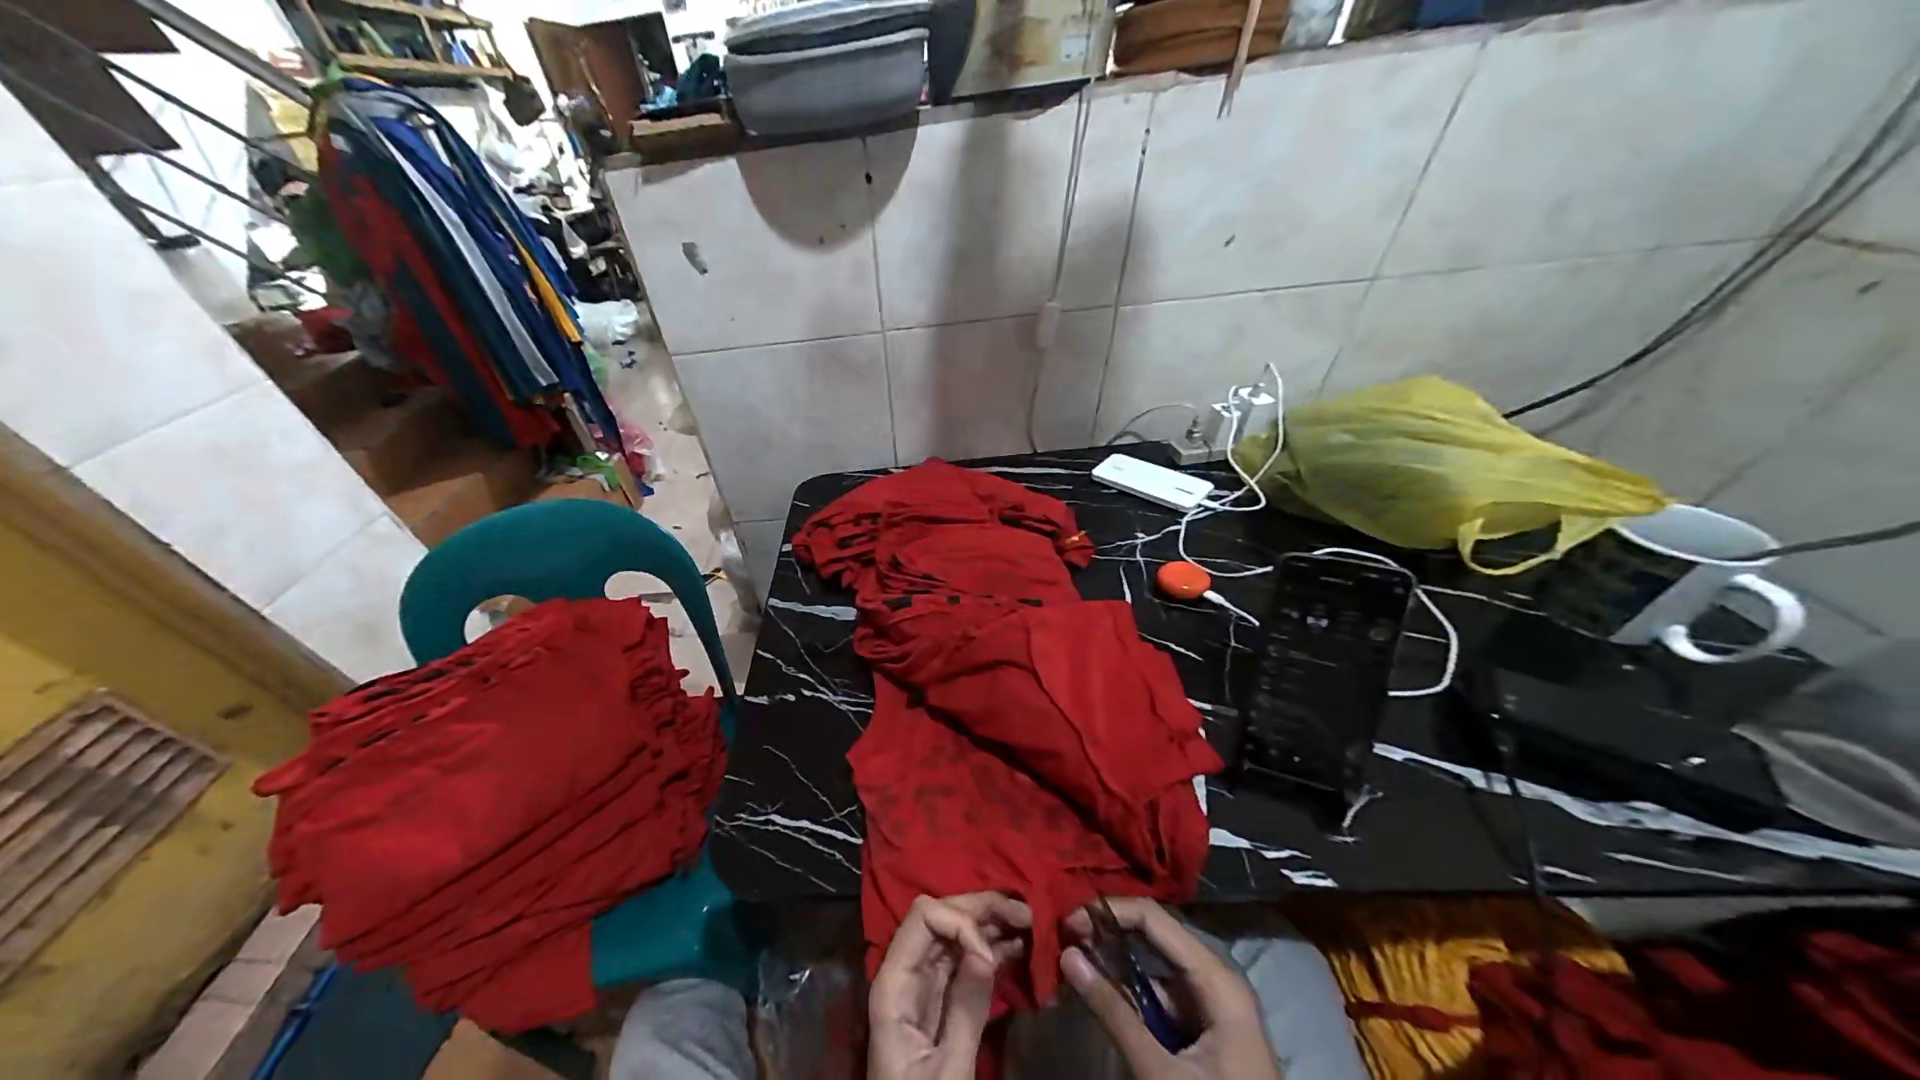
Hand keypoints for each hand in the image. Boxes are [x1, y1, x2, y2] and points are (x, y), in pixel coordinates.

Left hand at [869, 892, 1032, 1079]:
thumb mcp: (947, 1072)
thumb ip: (965, 1010)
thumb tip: (984, 951)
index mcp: (895, 984)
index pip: (923, 917)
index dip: (959, 922)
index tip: (989, 955)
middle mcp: (907, 971)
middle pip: (941, 915)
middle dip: (982, 908)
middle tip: (1027, 914)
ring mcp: (926, 982)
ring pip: (957, 931)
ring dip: (993, 922)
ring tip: (1030, 923)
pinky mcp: (943, 997)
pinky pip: (966, 958)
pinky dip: (993, 947)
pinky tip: (1020, 946)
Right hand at [1061, 898, 1280, 1079]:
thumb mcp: (1161, 1074)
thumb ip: (1114, 1013)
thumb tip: (1068, 957)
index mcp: (1217, 979)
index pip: (1155, 919)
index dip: (1110, 912)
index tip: (1067, 922)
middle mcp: (1215, 978)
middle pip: (1155, 936)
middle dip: (1108, 933)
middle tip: (1062, 937)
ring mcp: (1208, 1003)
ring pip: (1153, 965)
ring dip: (1113, 961)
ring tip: (1070, 959)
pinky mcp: (1199, 1027)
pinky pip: (1158, 993)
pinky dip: (1126, 990)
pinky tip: (1097, 991)